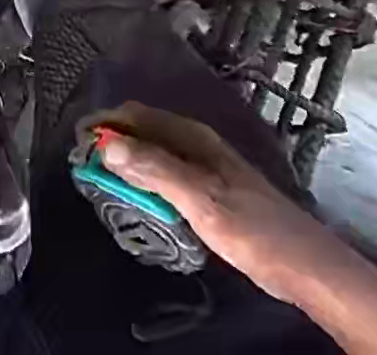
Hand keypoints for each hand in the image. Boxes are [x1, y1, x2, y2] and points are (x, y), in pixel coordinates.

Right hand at [89, 102, 345, 303]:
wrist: (298, 261)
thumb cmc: (250, 227)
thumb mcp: (199, 199)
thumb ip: (155, 169)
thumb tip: (109, 144)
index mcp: (193, 137)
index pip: (139, 115)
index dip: (107, 124)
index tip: (78, 143)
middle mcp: (196, 143)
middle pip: (144, 131)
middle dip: (113, 142)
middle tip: (84, 168)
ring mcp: (203, 166)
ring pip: (153, 153)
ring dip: (126, 162)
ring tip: (100, 184)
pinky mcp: (206, 188)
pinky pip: (164, 174)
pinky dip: (143, 180)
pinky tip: (135, 199)